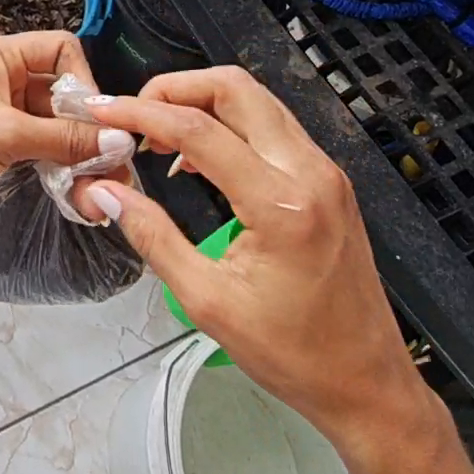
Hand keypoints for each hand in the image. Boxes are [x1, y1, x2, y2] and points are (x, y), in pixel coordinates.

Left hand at [0, 31, 133, 228]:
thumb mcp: (3, 134)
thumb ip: (63, 137)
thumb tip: (117, 139)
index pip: (59, 49)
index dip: (83, 79)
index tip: (98, 119)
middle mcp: (2, 80)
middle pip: (62, 92)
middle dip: (87, 125)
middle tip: (112, 160)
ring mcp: (1, 115)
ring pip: (55, 126)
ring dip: (77, 152)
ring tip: (98, 181)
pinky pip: (42, 150)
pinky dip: (59, 167)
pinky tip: (76, 190)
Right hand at [74, 67, 473, 473]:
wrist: (370, 385)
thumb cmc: (295, 354)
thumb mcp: (207, 302)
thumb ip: (152, 236)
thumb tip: (107, 192)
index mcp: (282, 205)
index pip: (197, 130)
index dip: (140, 112)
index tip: (102, 110)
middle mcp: (310, 173)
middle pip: (234, 87)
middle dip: (173, 88)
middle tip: (133, 114)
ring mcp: (324, 172)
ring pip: (254, 99)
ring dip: (198, 102)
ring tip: (157, 135)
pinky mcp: (326, 179)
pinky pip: (268, 126)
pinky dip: (224, 123)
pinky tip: (194, 157)